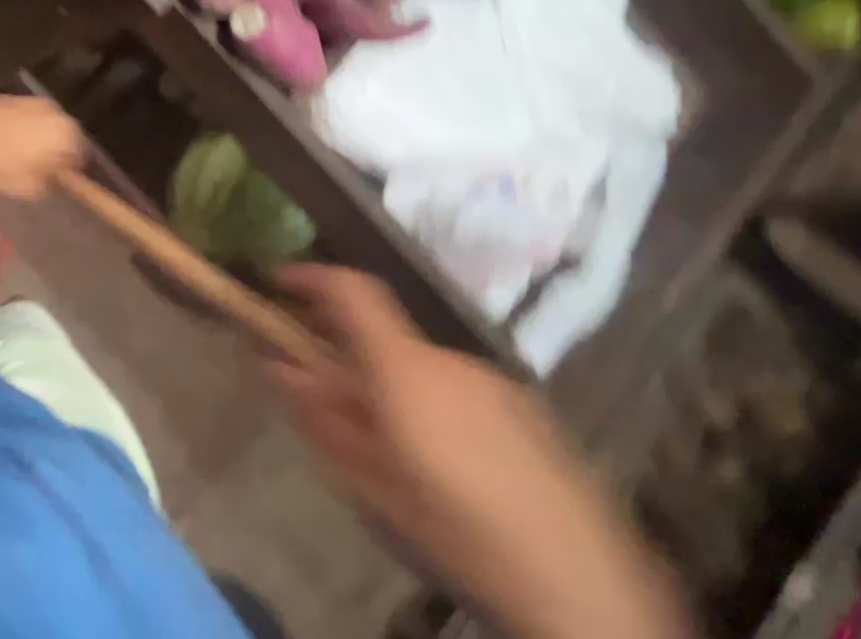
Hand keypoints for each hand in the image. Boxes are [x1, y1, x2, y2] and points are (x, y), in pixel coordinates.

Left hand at [0, 96, 83, 199]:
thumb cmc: (3, 167)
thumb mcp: (31, 187)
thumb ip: (47, 182)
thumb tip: (47, 177)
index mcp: (65, 131)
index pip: (78, 152)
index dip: (69, 168)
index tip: (59, 178)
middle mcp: (52, 109)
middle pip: (59, 131)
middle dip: (52, 146)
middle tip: (39, 165)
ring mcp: (27, 99)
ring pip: (39, 120)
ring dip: (34, 134)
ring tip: (17, 152)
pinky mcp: (4, 96)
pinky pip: (18, 115)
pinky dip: (15, 125)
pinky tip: (1, 139)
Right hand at [270, 265, 695, 638]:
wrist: (583, 584)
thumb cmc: (456, 529)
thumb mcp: (369, 479)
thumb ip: (321, 414)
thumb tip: (278, 367)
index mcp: (406, 369)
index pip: (352, 291)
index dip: (311, 277)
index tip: (276, 282)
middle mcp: (450, 360)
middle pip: (381, 331)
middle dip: (339, 342)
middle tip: (307, 373)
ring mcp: (494, 382)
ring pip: (417, 363)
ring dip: (382, 376)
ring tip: (368, 429)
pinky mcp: (525, 410)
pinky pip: (452, 385)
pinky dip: (421, 396)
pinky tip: (428, 452)